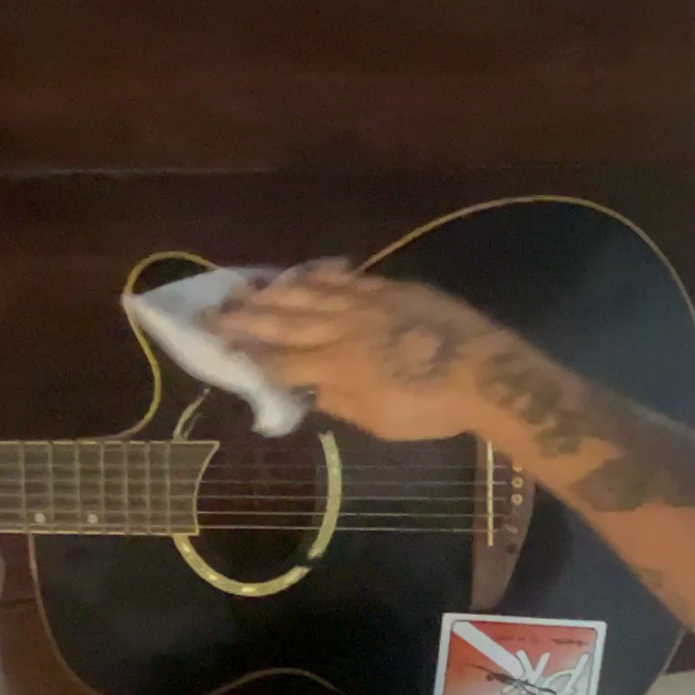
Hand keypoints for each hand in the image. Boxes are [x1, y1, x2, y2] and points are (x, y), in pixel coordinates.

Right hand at [206, 262, 519, 440]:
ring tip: (244, 288)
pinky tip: (303, 273)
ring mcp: (367, 303)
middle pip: (285, 322)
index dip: (250, 358)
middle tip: (211, 310)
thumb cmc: (430, 409)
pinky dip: (320, 276)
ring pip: (310, 294)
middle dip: (244, 318)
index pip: (282, 362)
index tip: (221, 351)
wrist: (483, 372)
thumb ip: (338, 403)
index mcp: (337, 366)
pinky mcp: (391, 289)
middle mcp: (343, 329)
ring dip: (273, 292)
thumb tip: (307, 392)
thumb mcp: (379, 421)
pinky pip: (346, 278)